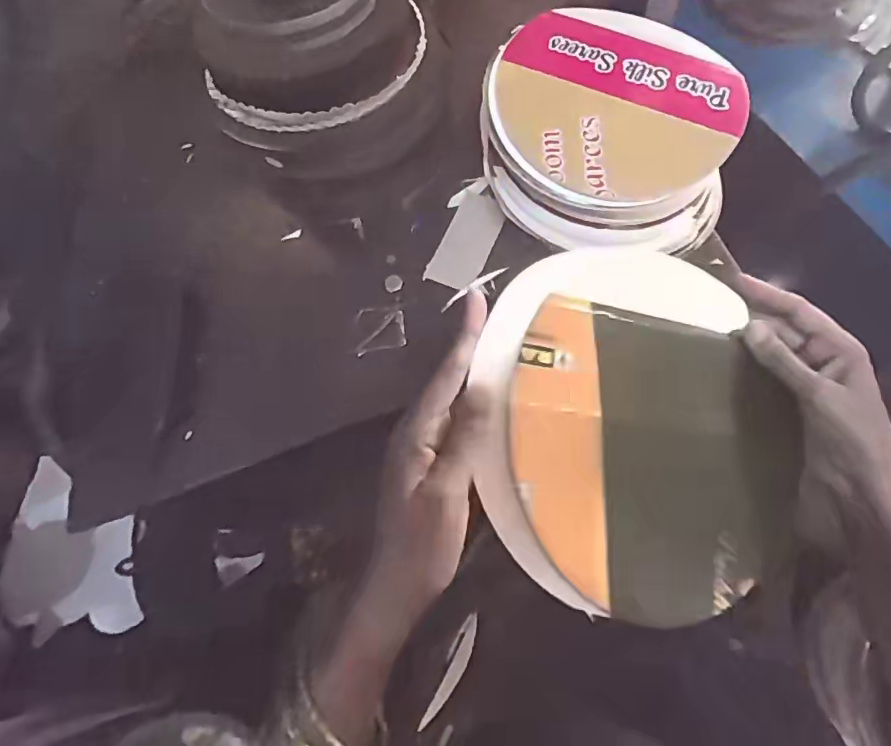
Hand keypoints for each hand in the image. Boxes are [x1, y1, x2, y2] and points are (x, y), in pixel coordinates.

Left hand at [356, 288, 488, 642]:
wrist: (394, 590)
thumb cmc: (421, 544)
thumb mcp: (447, 491)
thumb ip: (464, 438)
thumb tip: (482, 386)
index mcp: (417, 431)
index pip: (446, 374)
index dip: (464, 337)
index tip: (476, 299)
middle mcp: (416, 431)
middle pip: (447, 380)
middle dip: (468, 345)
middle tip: (493, 315)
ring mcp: (422, 449)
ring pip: (451, 399)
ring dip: (470, 371)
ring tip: (496, 346)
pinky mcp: (431, 465)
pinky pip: (455, 421)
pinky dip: (472, 402)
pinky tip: (490, 402)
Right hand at [737, 275, 890, 556]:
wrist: (867, 504)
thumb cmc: (855, 442)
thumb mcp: (821, 397)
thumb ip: (785, 361)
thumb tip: (749, 325)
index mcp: (840, 350)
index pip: (799, 311)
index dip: (768, 293)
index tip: (733, 280)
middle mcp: (823, 363)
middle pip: (783, 332)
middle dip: (752, 319)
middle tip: (711, 309)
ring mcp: (807, 390)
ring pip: (772, 358)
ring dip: (747, 348)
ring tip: (708, 335)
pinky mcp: (793, 414)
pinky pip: (767, 385)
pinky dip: (747, 376)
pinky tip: (721, 373)